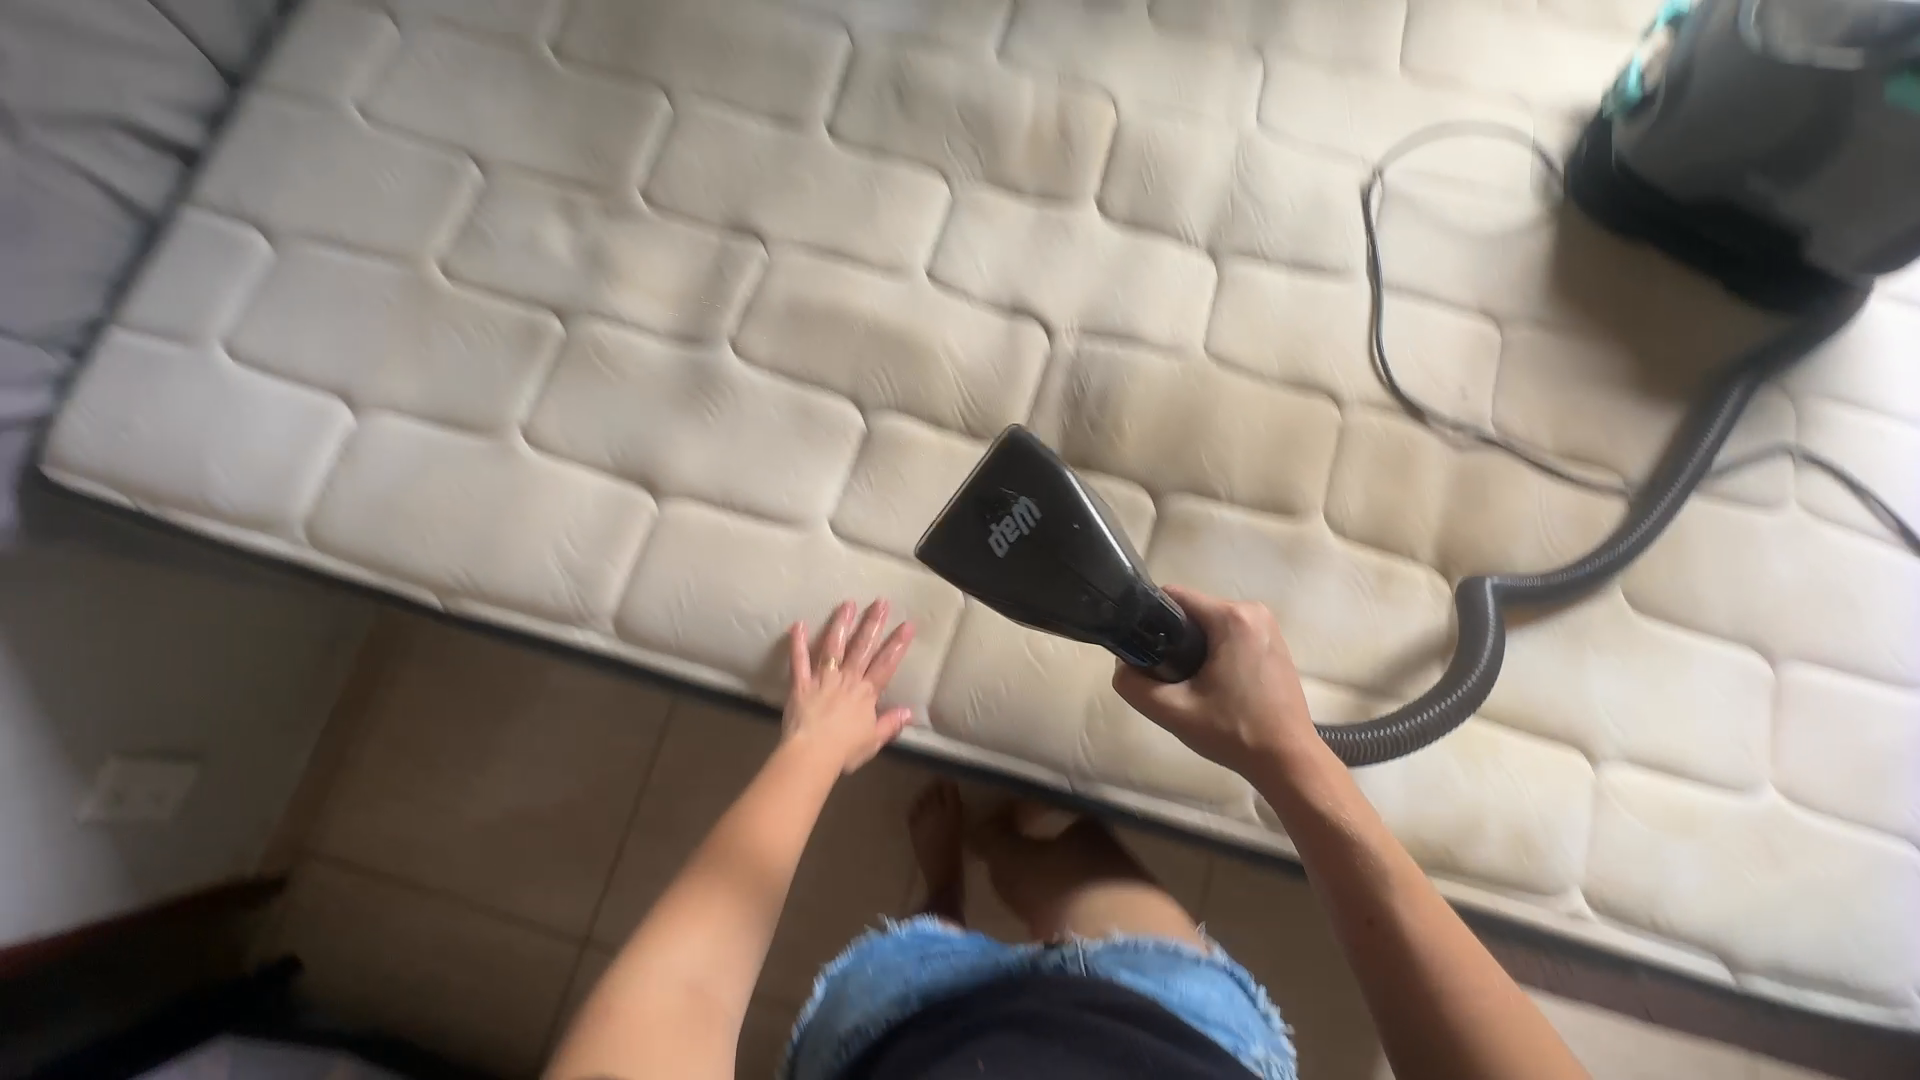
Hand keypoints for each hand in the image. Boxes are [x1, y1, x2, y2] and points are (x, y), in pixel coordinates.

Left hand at [784, 599, 915, 773]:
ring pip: (834, 646)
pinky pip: (799, 661)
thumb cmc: (845, 750)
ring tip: (847, 604)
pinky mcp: (801, 683)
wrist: (813, 754)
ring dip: (841, 624)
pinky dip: (797, 643)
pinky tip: (798, 624)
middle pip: (862, 647)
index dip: (898, 644)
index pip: (886, 664)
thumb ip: (890, 724)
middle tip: (881, 602)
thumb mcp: (874, 740)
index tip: (907, 624)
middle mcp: (847, 679)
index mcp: (866, 693)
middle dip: (873, 623)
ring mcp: (823, 678)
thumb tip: (909, 713)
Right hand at [1112, 585, 1318, 776]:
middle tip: (1167, 676)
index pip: (1174, 597)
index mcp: (1232, 618)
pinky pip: (1230, 635)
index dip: (1151, 619)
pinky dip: (1215, 653)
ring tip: (1189, 684)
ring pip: (1210, 624)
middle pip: (1192, 611)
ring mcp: (1268, 627)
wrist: (1287, 760)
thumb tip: (1123, 665)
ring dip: (1194, 647)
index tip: (1144, 649)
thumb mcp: (1172, 711)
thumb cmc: (1233, 732)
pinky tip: (1213, 685)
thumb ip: (1133, 685)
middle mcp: (1254, 612)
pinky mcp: (1274, 644)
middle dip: (1174, 637)